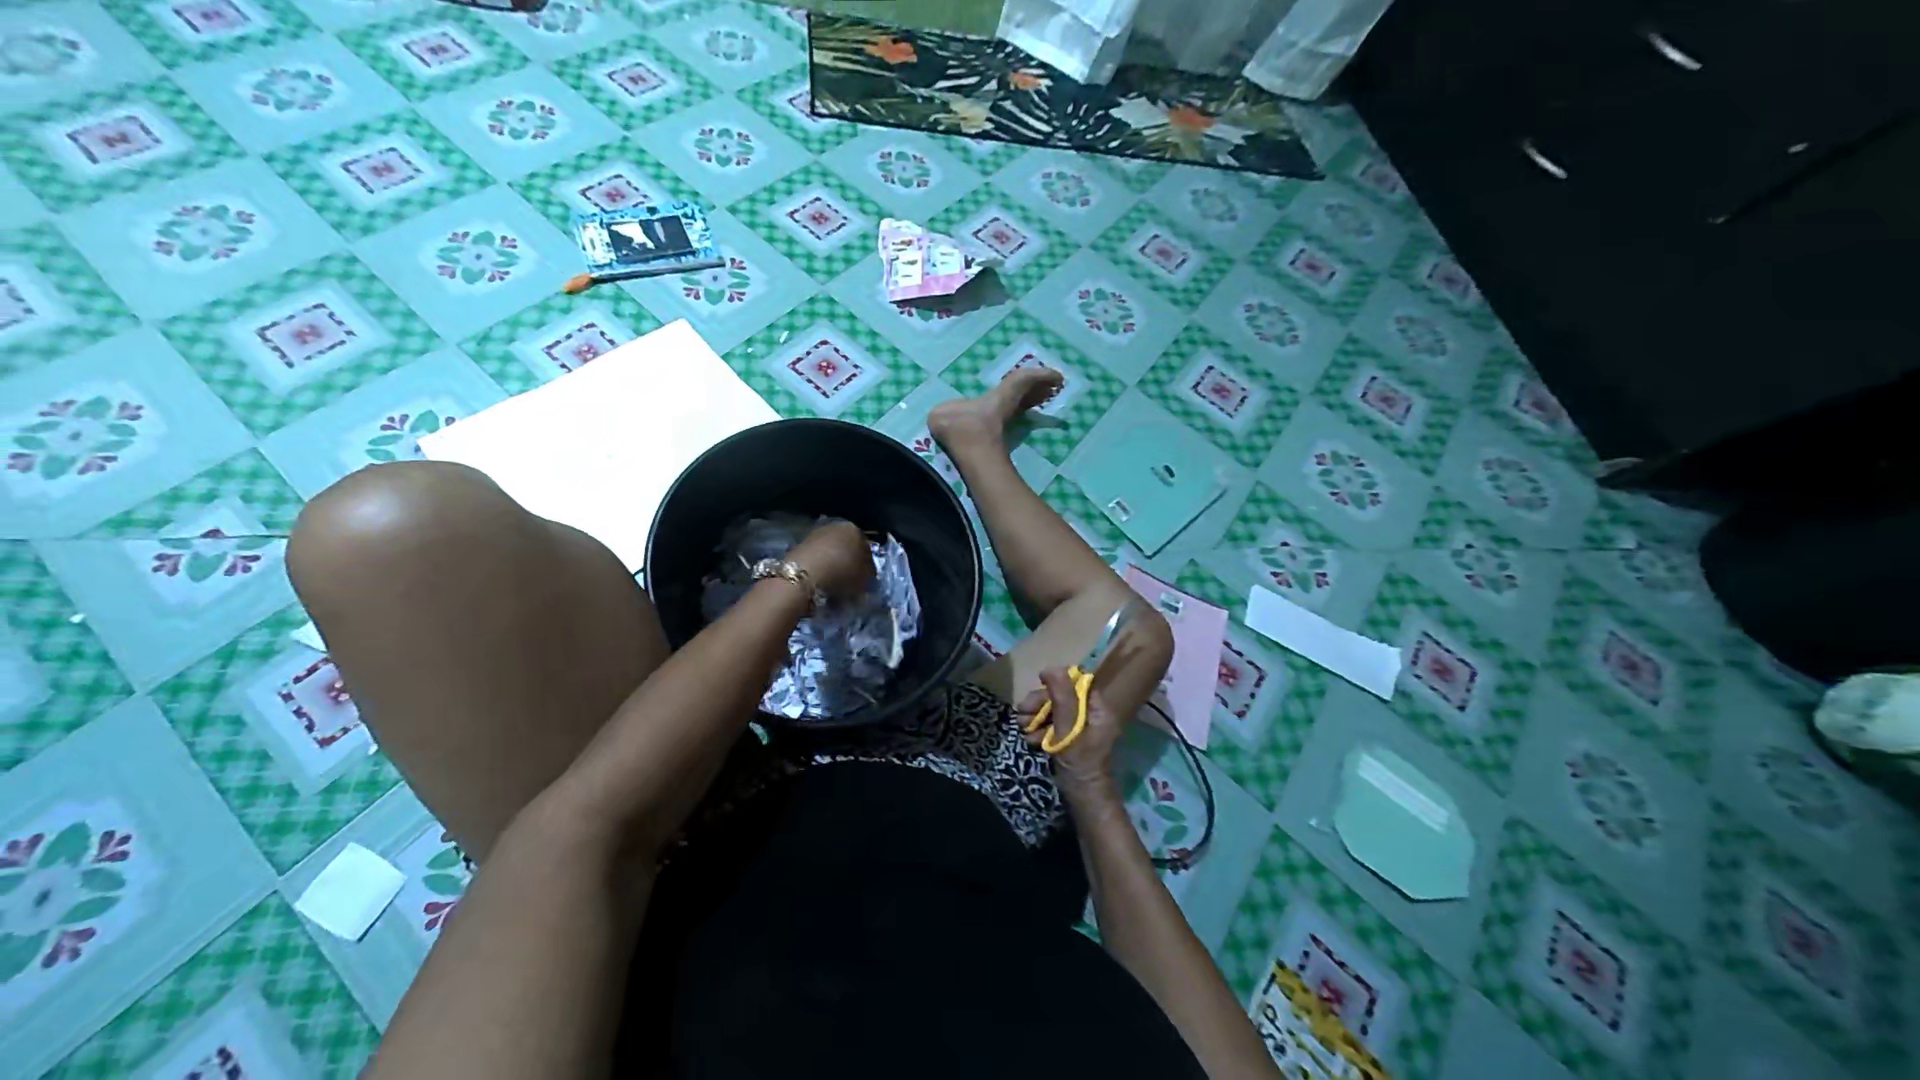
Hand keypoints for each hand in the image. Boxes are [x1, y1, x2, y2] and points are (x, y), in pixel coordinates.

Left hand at [783, 520, 873, 599]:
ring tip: (833, 582)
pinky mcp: (800, 543)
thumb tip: (865, 575)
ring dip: (833, 563)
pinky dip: (820, 565)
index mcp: (856, 531)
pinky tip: (820, 579)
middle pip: (847, 546)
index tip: (865, 579)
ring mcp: (817, 533)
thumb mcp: (863, 580)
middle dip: (849, 561)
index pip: (867, 549)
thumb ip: (867, 576)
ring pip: (831, 550)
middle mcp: (837, 526)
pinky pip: (817, 556)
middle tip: (849, 580)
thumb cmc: (841, 575)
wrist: (803, 575)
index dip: (868, 566)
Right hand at [1017, 667, 1126, 806]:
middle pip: (1061, 696)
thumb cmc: (1080, 763)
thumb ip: (1062, 699)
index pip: (1077, 683)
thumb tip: (1052, 668)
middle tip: (1023, 711)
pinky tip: (1031, 740)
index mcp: (1098, 708)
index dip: (1058, 680)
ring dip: (1035, 717)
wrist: (1081, 797)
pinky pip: (1050, 725)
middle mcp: (1090, 714)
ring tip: (1024, 728)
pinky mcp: (1067, 738)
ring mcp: (1078, 727)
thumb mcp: (1069, 729)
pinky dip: (1038, 730)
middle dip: (1040, 702)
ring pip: (1052, 710)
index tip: (1040, 682)